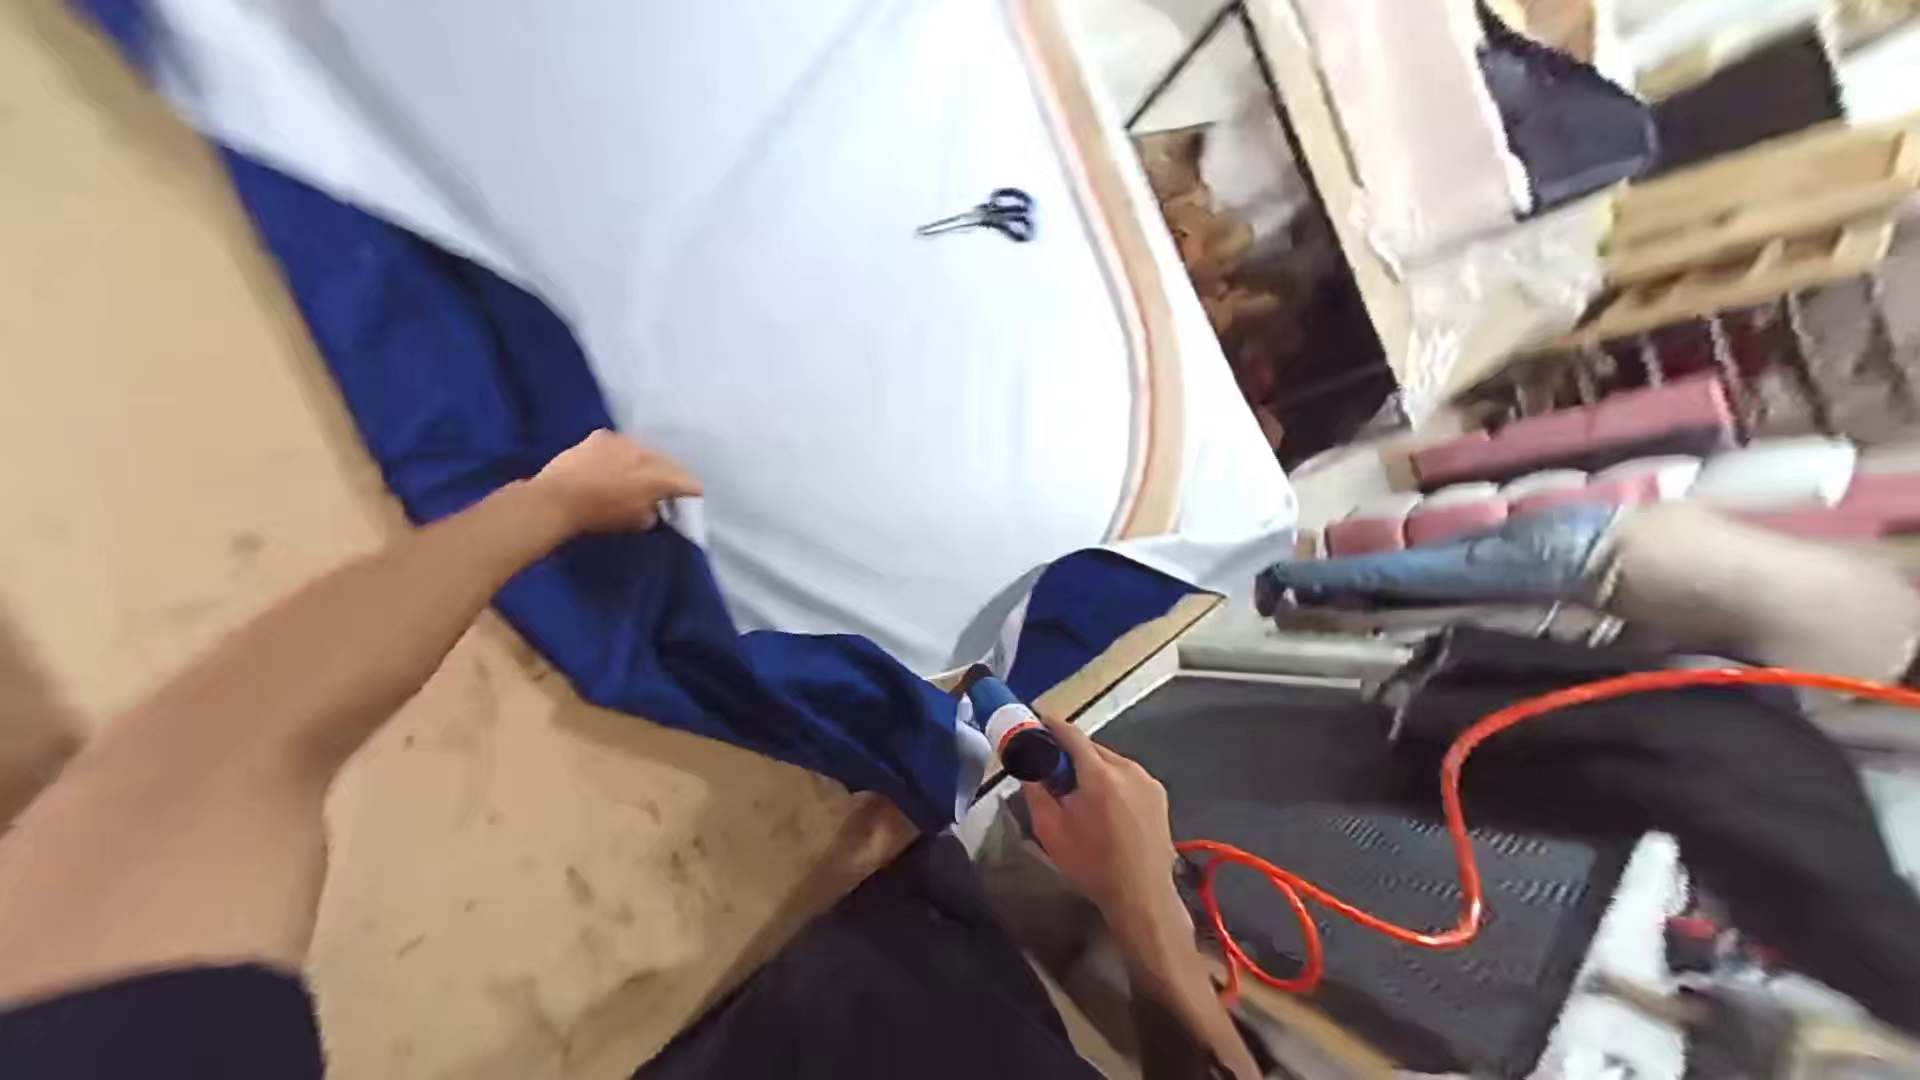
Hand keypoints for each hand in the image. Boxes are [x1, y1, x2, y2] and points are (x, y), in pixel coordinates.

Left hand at [532, 430, 702, 533]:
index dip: (692, 493)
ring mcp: (623, 441)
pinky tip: (613, 462)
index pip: (690, 483)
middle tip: (664, 488)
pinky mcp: (601, 436)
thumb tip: (656, 506)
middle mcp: (647, 454)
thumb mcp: (636, 522)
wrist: (555, 499)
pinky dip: (621, 453)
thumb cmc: (600, 515)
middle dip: (670, 475)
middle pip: (670, 463)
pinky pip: (620, 443)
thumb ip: (654, 511)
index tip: (690, 499)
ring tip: (638, 473)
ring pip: (645, 450)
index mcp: (660, 477)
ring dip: (646, 461)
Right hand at [1022, 714, 1185, 935]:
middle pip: (1091, 747)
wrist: (1142, 897)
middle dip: (1071, 753)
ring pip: (1110, 760)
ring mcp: (1147, 780)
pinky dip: (1112, 779)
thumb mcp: (1050, 829)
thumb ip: (1034, 791)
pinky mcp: (1159, 793)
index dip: (1052, 725)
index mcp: (1099, 775)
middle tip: (1054, 769)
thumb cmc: (1092, 864)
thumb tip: (1027, 768)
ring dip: (1092, 767)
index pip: (1071, 734)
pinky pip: (1127, 774)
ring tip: (1080, 792)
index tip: (1037, 721)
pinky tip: (1106, 804)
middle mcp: (1127, 769)